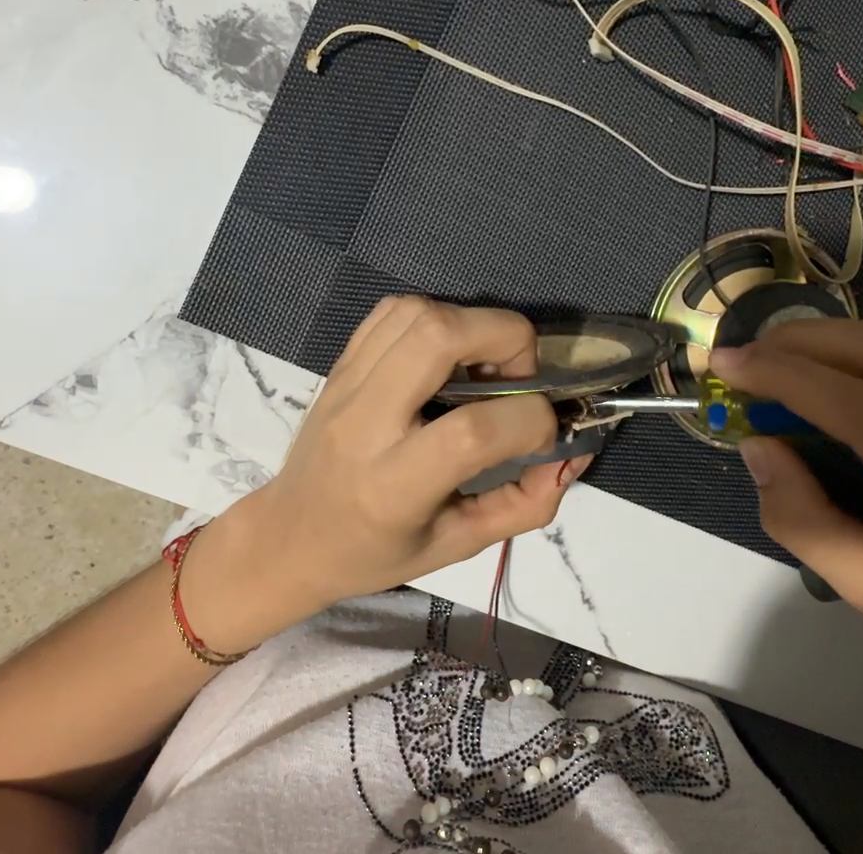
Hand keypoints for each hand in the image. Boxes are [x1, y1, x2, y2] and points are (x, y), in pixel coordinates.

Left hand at [186, 298, 589, 646]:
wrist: (289, 536)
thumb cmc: (375, 552)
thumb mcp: (457, 546)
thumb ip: (524, 504)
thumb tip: (573, 453)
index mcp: (394, 486)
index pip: (472, 431)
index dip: (531, 420)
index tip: (543, 433)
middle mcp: (365, 424)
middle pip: (438, 338)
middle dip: (505, 339)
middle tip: (518, 376)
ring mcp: (346, 384)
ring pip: (417, 312)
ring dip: (471, 324)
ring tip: (483, 365)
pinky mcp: (340, 362)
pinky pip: (393, 311)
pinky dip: (435, 317)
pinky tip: (446, 354)